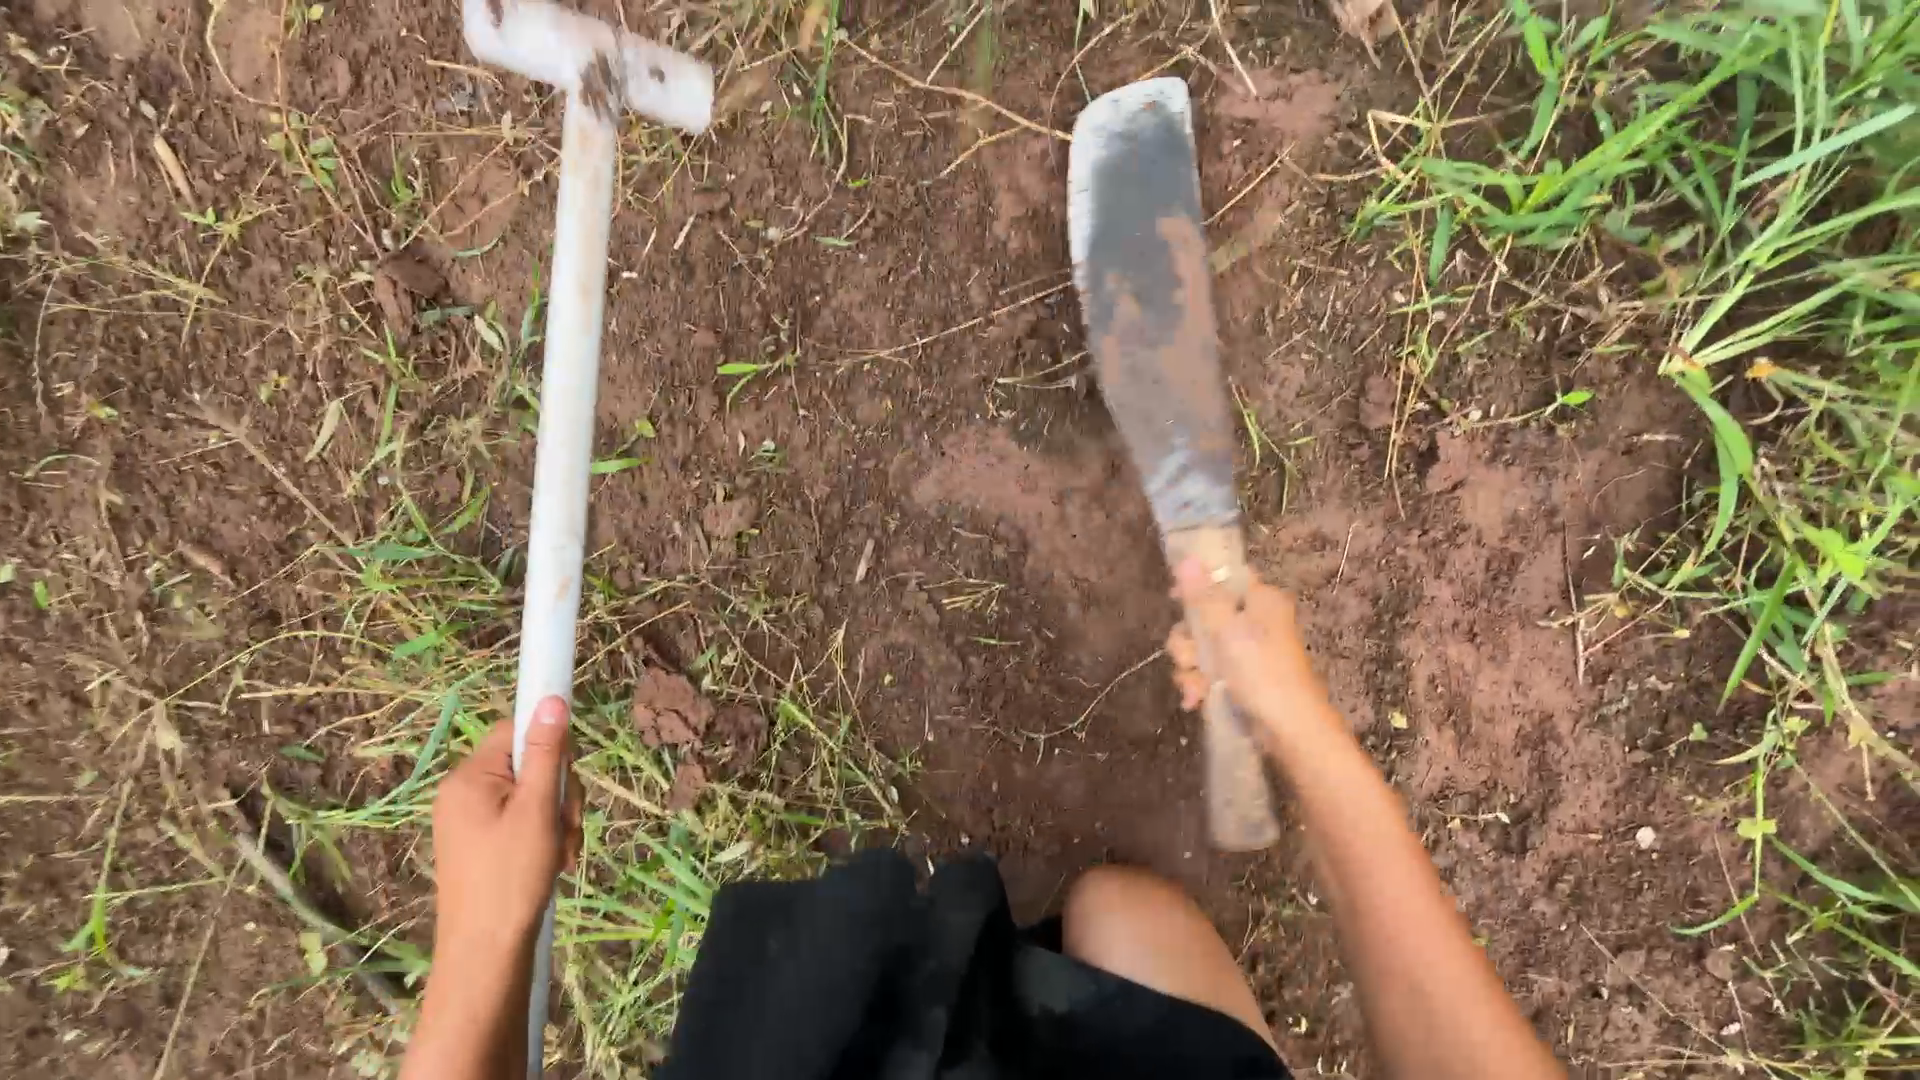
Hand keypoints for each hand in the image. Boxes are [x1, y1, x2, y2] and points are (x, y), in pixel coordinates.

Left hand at [430, 696, 582, 952]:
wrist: (486, 951)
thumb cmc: (511, 875)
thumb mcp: (537, 808)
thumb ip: (546, 752)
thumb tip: (551, 700)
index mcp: (469, 778)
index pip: (516, 730)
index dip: (548, 746)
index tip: (563, 777)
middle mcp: (463, 792)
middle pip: (529, 762)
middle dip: (558, 792)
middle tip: (565, 825)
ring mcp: (471, 818)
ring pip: (533, 792)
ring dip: (557, 817)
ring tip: (560, 851)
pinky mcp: (481, 840)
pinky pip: (523, 817)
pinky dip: (545, 834)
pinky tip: (553, 859)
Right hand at [1167, 559, 1335, 747]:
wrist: (1290, 731)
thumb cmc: (1263, 674)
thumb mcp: (1228, 631)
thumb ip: (1204, 596)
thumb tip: (1186, 558)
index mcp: (1261, 599)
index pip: (1223, 576)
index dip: (1196, 585)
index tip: (1174, 600)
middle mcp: (1255, 619)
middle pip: (1204, 614)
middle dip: (1188, 641)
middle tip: (1189, 658)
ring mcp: (1247, 649)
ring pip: (1201, 645)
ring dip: (1190, 667)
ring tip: (1196, 688)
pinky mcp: (1240, 676)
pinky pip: (1208, 669)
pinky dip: (1199, 683)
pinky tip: (1195, 700)